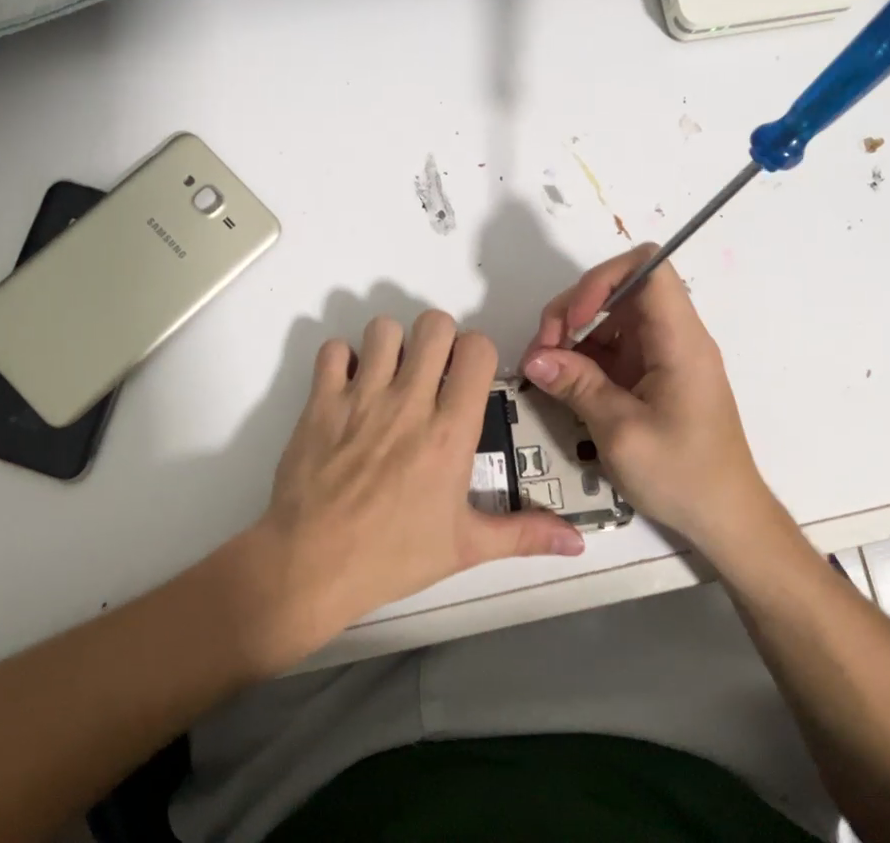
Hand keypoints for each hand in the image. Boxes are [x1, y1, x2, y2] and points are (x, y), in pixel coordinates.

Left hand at [257, 311, 583, 646]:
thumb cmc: (391, 557)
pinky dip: (342, 360)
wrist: (311, 564)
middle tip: (433, 371)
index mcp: (450, 432)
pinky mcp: (320, 403)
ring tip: (390, 376)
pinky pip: (333, 350)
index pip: (477, 350)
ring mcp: (360, 398)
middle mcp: (408, 403)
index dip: (478, 354)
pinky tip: (348, 387)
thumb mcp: (464, 548)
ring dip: (391, 344)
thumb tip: (577, 542)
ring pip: (383, 329)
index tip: (470, 378)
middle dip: (439, 339)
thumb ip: (523, 535)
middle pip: (433, 325)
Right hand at [518, 244, 771, 545]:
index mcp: (680, 341)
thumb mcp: (622, 432)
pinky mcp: (652, 376)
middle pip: (619, 289)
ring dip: (571, 336)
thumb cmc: (683, 475)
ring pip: (609, 318)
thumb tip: (534, 359)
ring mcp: (662, 356)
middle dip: (572, 310)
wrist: (725, 516)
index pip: (648, 268)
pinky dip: (582, 358)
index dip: (601, 279)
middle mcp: (674, 338)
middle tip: (541, 353)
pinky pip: (612, 348)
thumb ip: (578, 387)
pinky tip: (560, 383)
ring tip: (544, 371)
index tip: (571, 320)